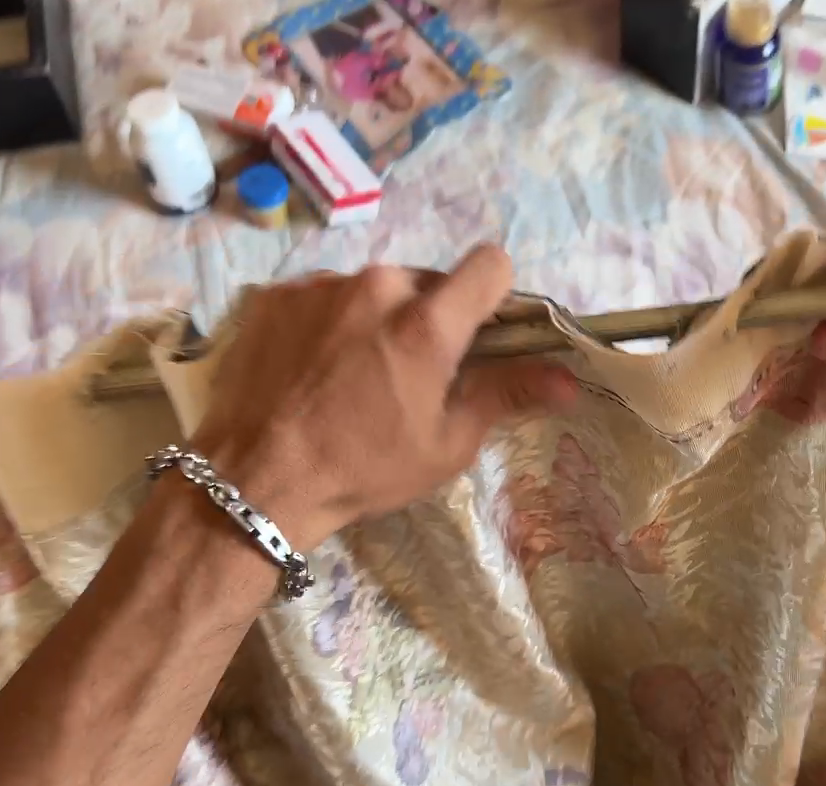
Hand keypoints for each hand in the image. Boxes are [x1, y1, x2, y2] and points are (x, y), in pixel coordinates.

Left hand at [189, 246, 576, 548]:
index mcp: (427, 323)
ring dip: (378, 319)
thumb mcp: (448, 443)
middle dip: (431, 319)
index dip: (495, 296)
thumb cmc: (365, 469)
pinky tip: (311, 369)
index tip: (482, 335)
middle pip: (429, 282)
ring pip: (374, 289)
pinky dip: (330, 323)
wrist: (255, 480)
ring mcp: (319, 285)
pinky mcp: (275, 294)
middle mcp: (375, 286)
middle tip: (410, 376)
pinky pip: (325, 296)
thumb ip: (508, 395)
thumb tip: (570, 379)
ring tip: (352, 376)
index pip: (490, 265)